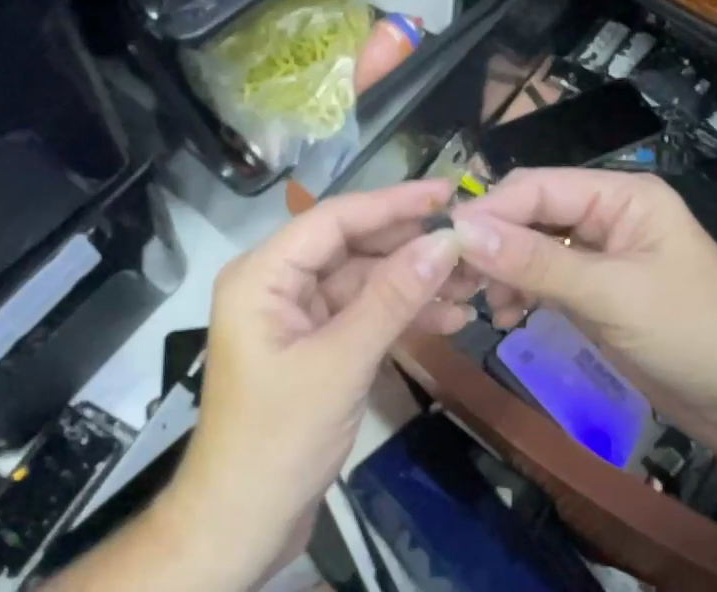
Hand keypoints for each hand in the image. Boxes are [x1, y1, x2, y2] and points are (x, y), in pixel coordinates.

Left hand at [162, 180, 468, 586]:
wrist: (242, 523)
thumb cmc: (278, 439)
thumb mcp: (340, 363)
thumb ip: (392, 299)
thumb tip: (445, 242)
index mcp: (262, 274)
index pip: (334, 219)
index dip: (393, 203)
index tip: (448, 193)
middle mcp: (276, 284)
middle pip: (351, 247)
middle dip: (410, 246)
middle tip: (472, 241)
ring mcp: (296, 317)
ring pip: (363, 282)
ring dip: (414, 285)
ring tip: (474, 284)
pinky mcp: (315, 347)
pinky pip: (363, 316)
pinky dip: (402, 317)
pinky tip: (449, 319)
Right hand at [452, 168, 716, 453]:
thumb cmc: (695, 333)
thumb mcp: (612, 295)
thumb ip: (537, 263)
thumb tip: (462, 233)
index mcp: (619, 196)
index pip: (536, 187)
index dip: (489, 212)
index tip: (443, 245)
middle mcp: (606, 215)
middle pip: (530, 214)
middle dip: (492, 243)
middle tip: (454, 279)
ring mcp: (601, 254)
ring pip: (532, 247)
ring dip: (503, 270)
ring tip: (481, 304)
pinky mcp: (598, 291)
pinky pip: (545, 278)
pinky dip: (521, 292)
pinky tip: (504, 315)